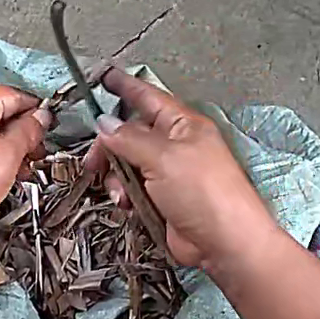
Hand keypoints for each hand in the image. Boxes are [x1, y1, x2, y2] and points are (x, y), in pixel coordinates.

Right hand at [84, 68, 279, 269]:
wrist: (225, 242)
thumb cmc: (206, 193)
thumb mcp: (164, 157)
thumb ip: (129, 138)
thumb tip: (105, 123)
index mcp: (184, 126)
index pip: (149, 97)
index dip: (125, 87)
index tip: (102, 76)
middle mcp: (177, 147)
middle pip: (131, 135)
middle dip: (109, 147)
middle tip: (94, 163)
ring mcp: (170, 175)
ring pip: (127, 165)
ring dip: (116, 178)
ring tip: (120, 194)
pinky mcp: (163, 201)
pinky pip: (133, 191)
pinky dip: (125, 197)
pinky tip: (127, 206)